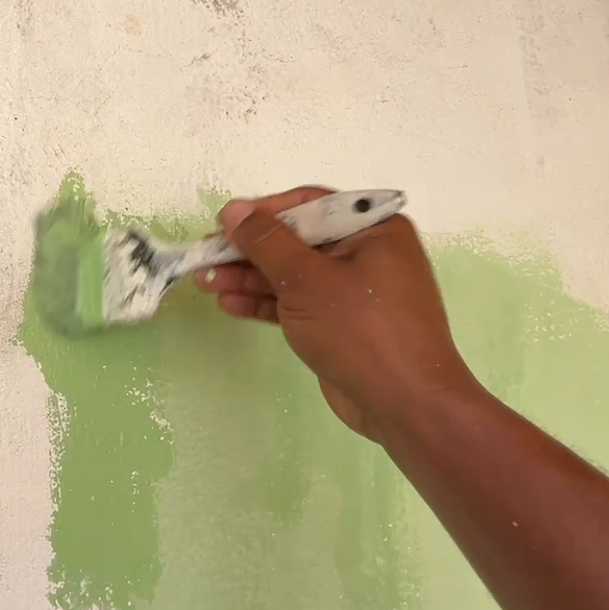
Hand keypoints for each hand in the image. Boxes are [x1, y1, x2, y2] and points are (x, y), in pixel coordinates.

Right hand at [194, 186, 478, 437]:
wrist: (403, 404)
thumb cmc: (361, 329)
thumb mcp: (307, 279)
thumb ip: (265, 241)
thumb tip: (232, 210)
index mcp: (373, 230)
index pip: (309, 205)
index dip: (262, 212)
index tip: (223, 224)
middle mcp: (364, 253)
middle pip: (293, 240)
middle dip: (247, 251)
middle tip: (206, 257)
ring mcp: (350, 290)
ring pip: (289, 273)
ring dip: (246, 278)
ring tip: (205, 283)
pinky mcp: (336, 322)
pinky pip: (293, 301)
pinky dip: (263, 302)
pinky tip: (229, 304)